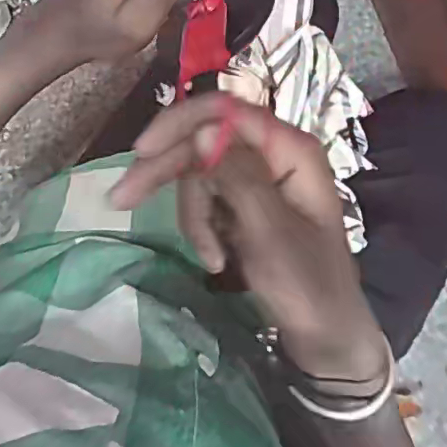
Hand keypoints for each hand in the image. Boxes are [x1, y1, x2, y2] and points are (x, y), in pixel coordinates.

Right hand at [108, 94, 387, 385]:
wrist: (325, 336)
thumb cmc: (307, 284)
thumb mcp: (269, 231)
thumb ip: (237, 176)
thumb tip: (200, 130)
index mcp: (289, 148)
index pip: (224, 110)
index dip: (179, 123)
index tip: (142, 151)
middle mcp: (271, 152)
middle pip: (201, 140)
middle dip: (165, 172)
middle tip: (121, 199)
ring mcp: (256, 176)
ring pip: (197, 172)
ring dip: (192, 215)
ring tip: (209, 256)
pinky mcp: (244, 200)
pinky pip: (205, 198)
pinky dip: (201, 226)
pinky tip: (214, 258)